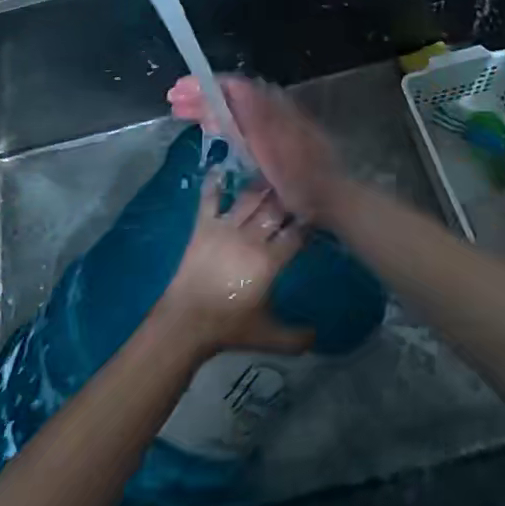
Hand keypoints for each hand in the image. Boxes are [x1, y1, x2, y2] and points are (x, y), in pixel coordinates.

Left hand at [155, 170, 313, 355]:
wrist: (187, 321)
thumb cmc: (229, 327)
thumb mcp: (269, 337)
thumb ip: (297, 337)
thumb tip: (317, 336)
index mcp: (269, 261)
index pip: (296, 234)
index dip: (308, 222)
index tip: (317, 213)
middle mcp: (250, 237)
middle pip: (275, 209)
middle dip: (288, 197)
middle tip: (298, 186)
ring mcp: (225, 228)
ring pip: (249, 199)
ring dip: (262, 186)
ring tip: (273, 172)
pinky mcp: (203, 226)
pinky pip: (210, 199)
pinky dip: (215, 182)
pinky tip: (220, 168)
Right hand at [166, 75, 345, 221]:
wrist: (331, 196)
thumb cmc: (300, 177)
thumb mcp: (273, 149)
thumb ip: (251, 116)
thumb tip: (230, 85)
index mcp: (268, 108)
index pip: (231, 86)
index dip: (203, 85)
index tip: (179, 90)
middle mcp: (270, 109)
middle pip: (230, 94)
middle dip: (201, 96)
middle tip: (174, 103)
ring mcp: (273, 123)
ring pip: (234, 107)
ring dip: (209, 108)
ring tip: (185, 114)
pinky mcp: (274, 137)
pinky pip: (242, 120)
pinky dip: (223, 120)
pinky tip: (213, 129)